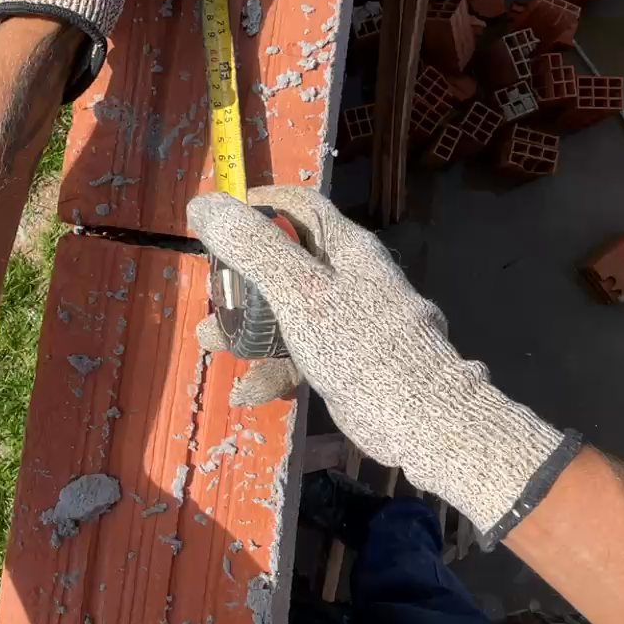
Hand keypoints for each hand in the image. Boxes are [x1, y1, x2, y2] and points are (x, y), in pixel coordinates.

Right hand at [188, 187, 580, 548]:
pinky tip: (248, 391)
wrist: (419, 418)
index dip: (259, 205)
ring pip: (289, 310)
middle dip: (242, 279)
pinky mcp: (348, 359)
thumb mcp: (299, 290)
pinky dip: (274, 367)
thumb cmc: (359, 343)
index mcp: (346, 247)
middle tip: (213, 293)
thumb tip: (203, 205)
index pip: (300, 206)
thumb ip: (254, 248)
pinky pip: (303, 352)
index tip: (221, 219)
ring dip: (249, 327)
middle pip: (287, 261)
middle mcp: (350, 276)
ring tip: (212, 343)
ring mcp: (350, 319)